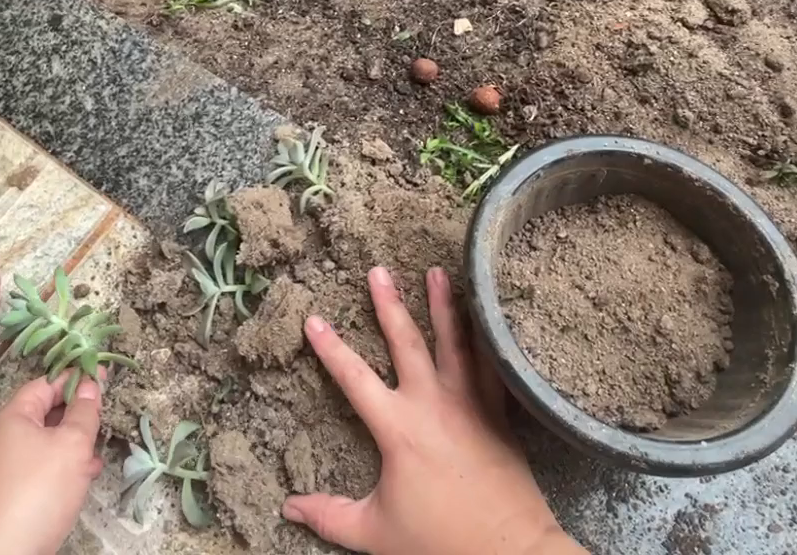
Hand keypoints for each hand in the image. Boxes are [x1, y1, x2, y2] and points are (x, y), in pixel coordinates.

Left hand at [0, 373, 102, 554]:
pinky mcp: (6, 497)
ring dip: (71, 446)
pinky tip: (80, 481)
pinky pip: (37, 471)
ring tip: (95, 455)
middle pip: (44, 414)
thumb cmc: (38, 492)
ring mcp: (2, 470)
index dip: (75, 378)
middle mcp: (2, 439)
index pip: (47, 384)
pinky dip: (60, 469)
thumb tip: (89, 384)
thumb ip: (84, 411)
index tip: (103, 376)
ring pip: (44, 445)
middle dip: (75, 415)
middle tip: (101, 417)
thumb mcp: (72, 445)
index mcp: (13, 417)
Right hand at [283, 266, 588, 554]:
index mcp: (397, 428)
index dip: (331, 348)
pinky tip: (487, 315)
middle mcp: (431, 404)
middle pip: (407, 342)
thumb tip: (287, 507)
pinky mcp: (498, 411)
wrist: (509, 553)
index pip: (354, 378)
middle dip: (389, 304)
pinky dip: (487, 338)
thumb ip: (330, 516)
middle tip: (379, 270)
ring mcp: (468, 403)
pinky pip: (491, 366)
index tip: (313, 318)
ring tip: (439, 271)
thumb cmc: (440, 542)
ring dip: (444, 305)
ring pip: (454, 342)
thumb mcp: (376, 533)